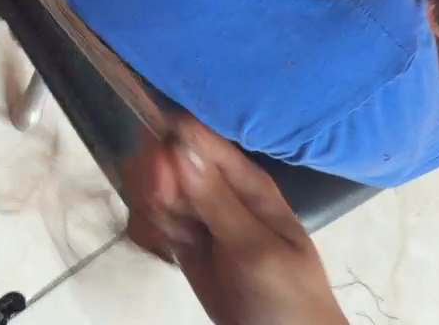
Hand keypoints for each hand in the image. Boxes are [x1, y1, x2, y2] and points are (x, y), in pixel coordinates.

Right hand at [126, 118, 345, 324]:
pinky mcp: (182, 235)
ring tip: (177, 240)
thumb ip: (216, 199)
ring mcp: (198, 211)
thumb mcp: (256, 251)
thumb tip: (178, 142)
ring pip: (152, 185)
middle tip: (169, 217)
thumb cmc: (287, 301)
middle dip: (156, 185)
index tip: (159, 182)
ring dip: (154, 210)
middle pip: (163, 157)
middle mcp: (216, 186)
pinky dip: (151, 227)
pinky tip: (170, 248)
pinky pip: (151, 213)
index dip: (166, 147)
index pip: (193, 135)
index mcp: (243, 179)